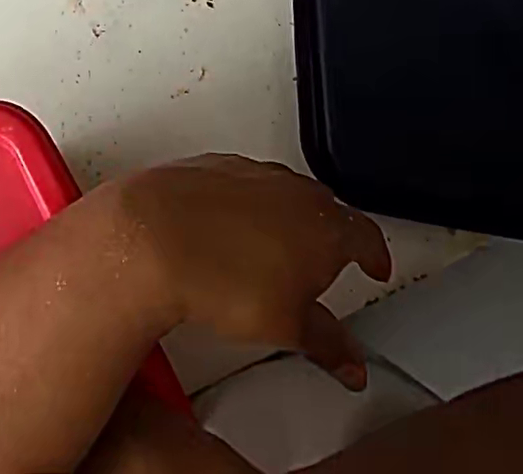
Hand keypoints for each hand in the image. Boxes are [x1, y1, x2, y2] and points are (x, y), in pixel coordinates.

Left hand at [106, 155, 391, 389]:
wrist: (149, 238)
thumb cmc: (216, 273)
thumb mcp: (286, 326)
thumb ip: (328, 342)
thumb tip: (345, 357)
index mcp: (323, 222)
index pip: (365, 234)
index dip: (374, 253)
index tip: (373, 262)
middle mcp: (285, 187)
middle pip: (321, 205)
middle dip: (326, 233)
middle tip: (322, 260)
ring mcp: (241, 171)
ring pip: (274, 189)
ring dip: (278, 214)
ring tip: (266, 249)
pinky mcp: (201, 165)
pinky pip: (231, 181)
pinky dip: (235, 201)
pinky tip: (221, 227)